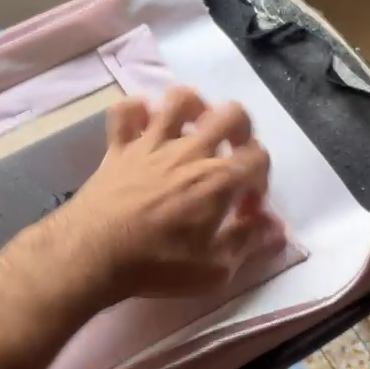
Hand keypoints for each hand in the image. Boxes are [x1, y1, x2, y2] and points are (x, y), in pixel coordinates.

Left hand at [38, 87, 284, 307]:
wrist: (91, 255)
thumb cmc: (157, 265)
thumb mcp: (213, 269)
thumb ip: (249, 244)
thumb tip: (278, 230)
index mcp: (219, 180)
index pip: (259, 157)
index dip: (261, 181)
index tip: (246, 209)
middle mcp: (190, 151)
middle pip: (231, 114)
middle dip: (241, 131)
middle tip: (231, 157)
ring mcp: (151, 144)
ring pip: (180, 99)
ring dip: (194, 108)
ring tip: (193, 129)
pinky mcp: (118, 147)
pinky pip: (126, 110)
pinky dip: (137, 110)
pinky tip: (144, 126)